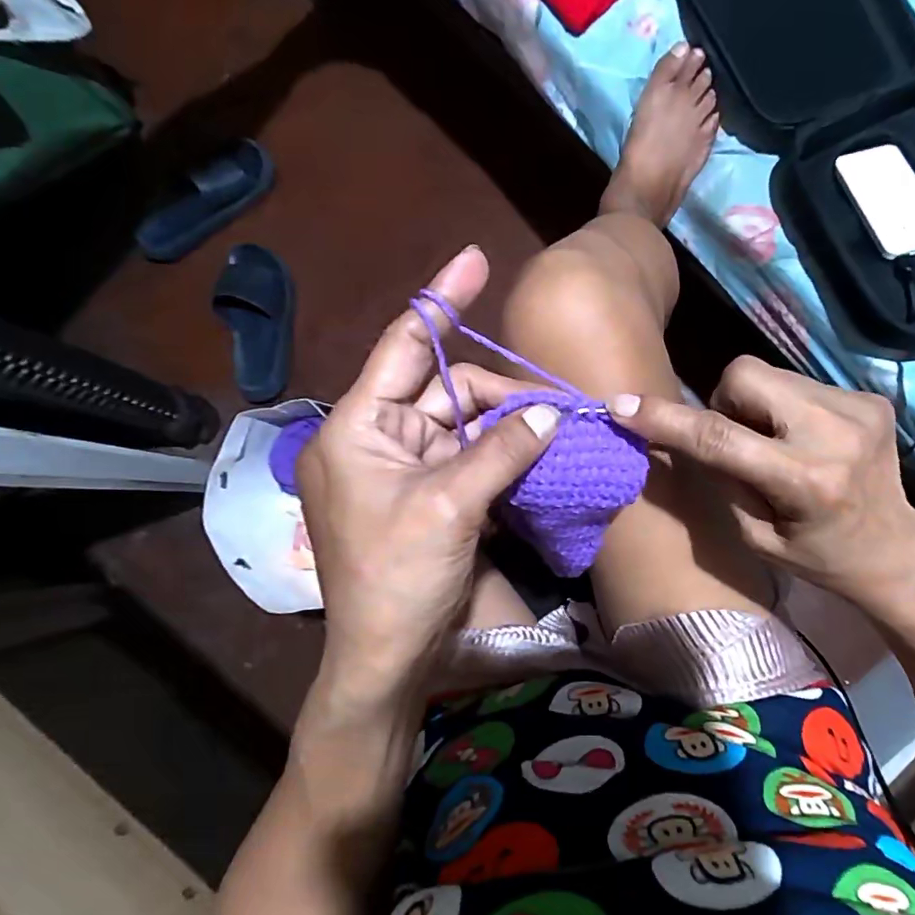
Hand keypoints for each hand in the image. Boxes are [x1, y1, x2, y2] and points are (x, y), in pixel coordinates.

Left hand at [296, 247, 558, 702]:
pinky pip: (468, 458)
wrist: (388, 656)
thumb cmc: (399, 578)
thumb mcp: (450, 506)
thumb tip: (550, 411)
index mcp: (358, 427)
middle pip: (445, 391)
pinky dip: (500, 454)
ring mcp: (403, 469)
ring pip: (463, 425)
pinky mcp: (426, 496)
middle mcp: (376, 438)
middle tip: (556, 404)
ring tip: (556, 427)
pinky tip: (536, 449)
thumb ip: (502, 450)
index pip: (403, 345)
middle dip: (499, 393)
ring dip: (507, 426)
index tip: (476, 258)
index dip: (441, 301)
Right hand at [609, 357, 914, 641]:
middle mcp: (835, 432)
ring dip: (756, 406)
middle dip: (724, 403)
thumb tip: (682, 432)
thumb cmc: (818, 557)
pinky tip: (805, 439)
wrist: (895, 550)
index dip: (667, 420)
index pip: (720, 438)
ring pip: (768, 375)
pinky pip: (796, 382)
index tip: (624, 405)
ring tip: (778, 444)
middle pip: (744, 375)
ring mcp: (858, 407)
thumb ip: (720, 478)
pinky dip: (784, 407)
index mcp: (805, 481)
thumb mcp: (756, 536)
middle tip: (738, 442)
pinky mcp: (870, 397)